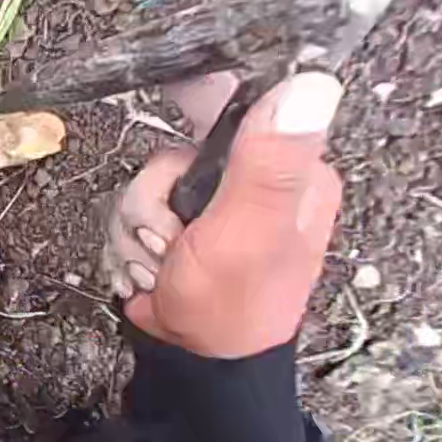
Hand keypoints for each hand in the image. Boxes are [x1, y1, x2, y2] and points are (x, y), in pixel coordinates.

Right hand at [115, 72, 344, 358]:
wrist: (192, 358)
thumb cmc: (230, 304)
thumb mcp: (250, 231)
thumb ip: (270, 162)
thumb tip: (311, 83)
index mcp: (288, 172)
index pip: (242, 105)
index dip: (199, 98)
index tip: (168, 89)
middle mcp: (249, 181)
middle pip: (173, 150)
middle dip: (154, 199)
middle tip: (168, 237)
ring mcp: (206, 204)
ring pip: (143, 184)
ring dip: (138, 229)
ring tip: (159, 265)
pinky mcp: (174, 223)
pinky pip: (131, 211)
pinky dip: (130, 243)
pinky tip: (147, 271)